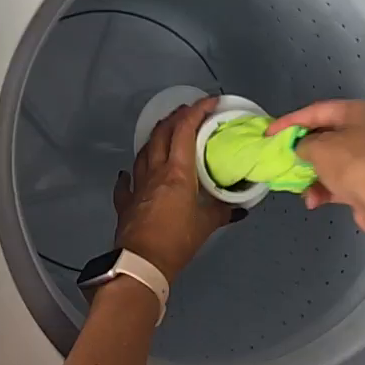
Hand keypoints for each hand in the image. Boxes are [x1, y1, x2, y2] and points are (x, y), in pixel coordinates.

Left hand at [112, 97, 234, 278]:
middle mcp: (155, 172)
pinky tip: (128, 172)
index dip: (197, 110)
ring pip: (143, 152)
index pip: (186, 130)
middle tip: (188, 112)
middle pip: (161, 134)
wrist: (141, 264)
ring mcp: (136, 186)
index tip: (210, 101)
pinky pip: (125, 182)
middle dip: (175, 117)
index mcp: (177, 172)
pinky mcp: (125, 202)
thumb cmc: (176, 242)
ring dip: (155, 137)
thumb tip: (240, 208)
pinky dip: (129, 173)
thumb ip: (222, 212)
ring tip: (165, 132)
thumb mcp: (206, 226)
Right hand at [269, 99, 364, 236]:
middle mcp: (364, 131)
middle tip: (280, 158)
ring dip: (311, 175)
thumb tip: (301, 148)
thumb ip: (302, 144)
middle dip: (301, 150)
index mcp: (356, 113)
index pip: (316, 111)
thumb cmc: (355, 164)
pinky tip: (314, 202)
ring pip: (329, 162)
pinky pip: (338, 182)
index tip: (268, 134)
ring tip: (296, 186)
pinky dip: (324, 190)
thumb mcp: (319, 148)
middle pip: (324, 136)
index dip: (289, 121)